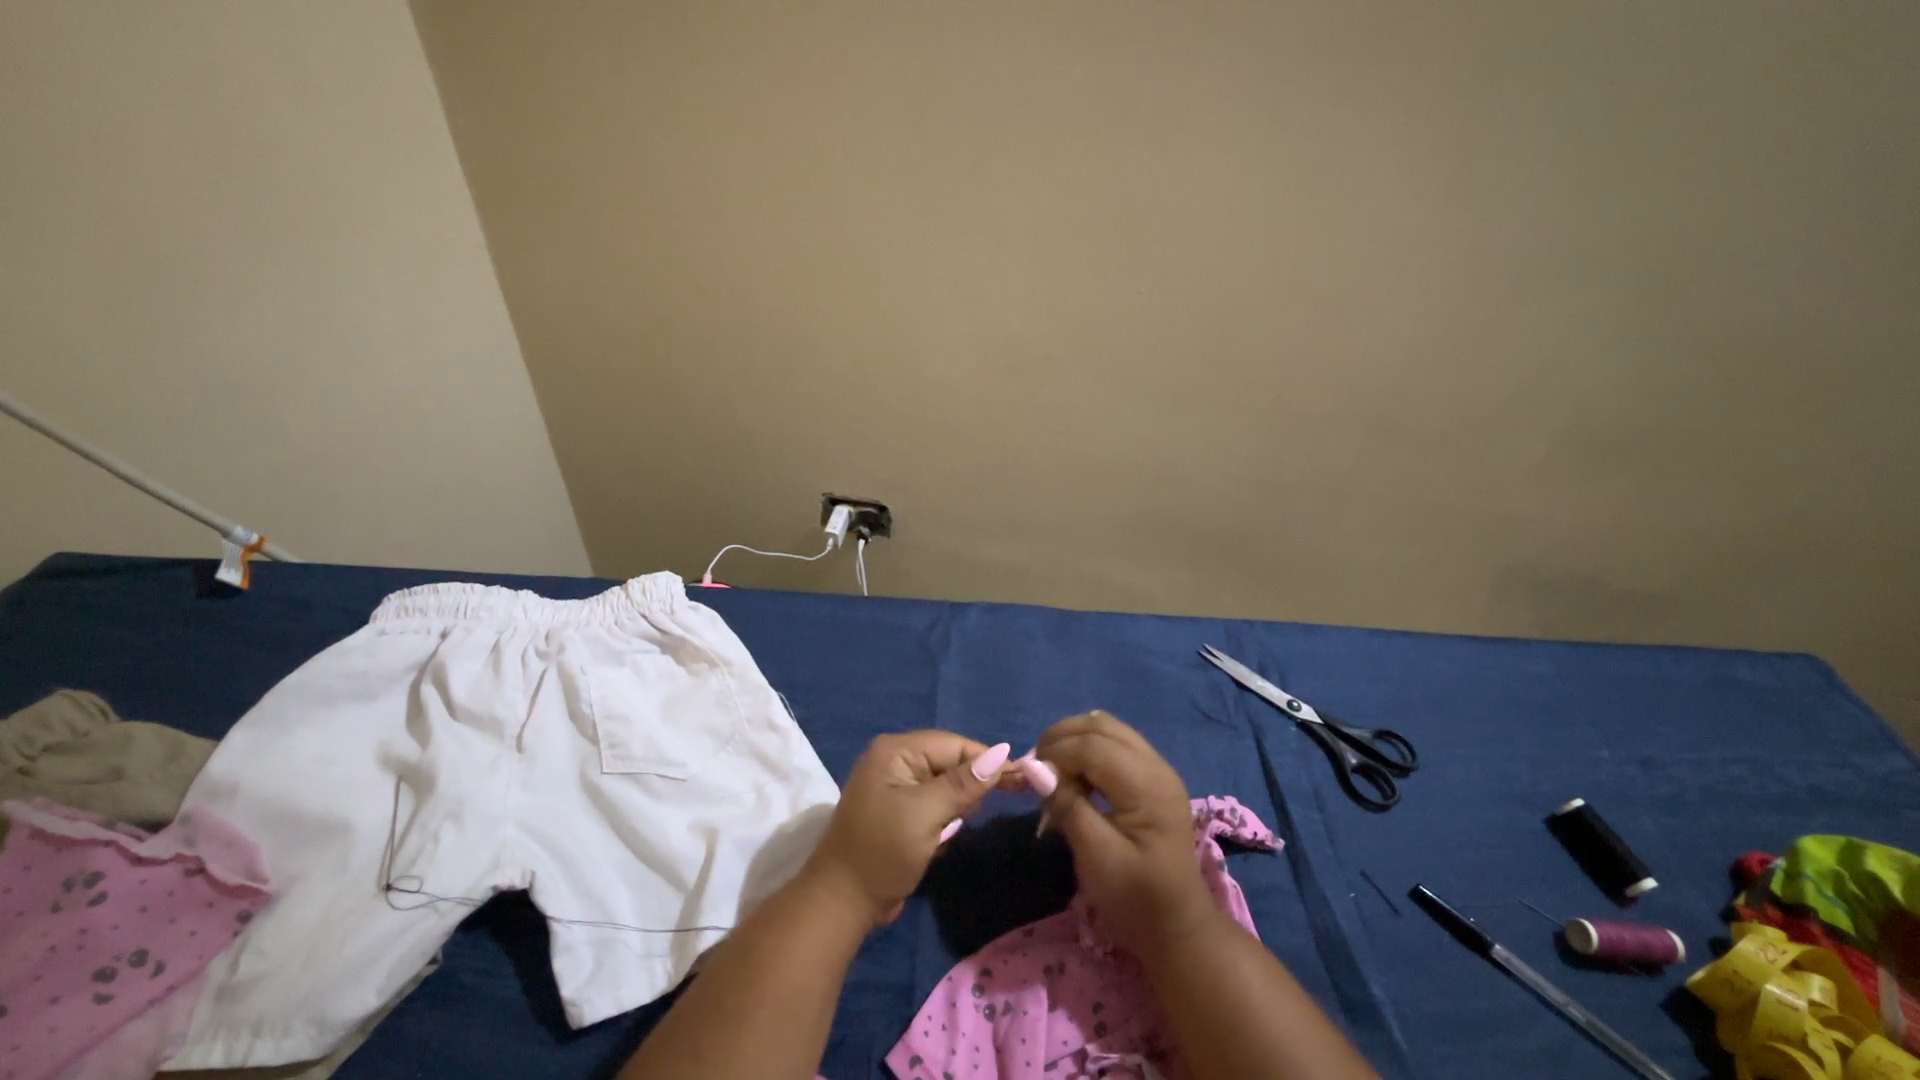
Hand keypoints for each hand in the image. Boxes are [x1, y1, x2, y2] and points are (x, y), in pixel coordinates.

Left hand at [801, 731, 1011, 928]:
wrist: (843, 902)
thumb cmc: (882, 851)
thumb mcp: (926, 814)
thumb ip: (964, 783)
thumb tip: (1004, 752)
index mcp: (895, 751)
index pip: (954, 744)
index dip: (988, 760)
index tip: (1024, 779)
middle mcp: (894, 761)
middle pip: (951, 761)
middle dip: (971, 786)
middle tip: (981, 812)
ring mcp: (895, 787)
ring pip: (946, 785)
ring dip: (957, 806)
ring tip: (950, 829)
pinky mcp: (899, 812)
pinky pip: (935, 804)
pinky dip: (945, 819)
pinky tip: (941, 838)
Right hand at [1036, 711, 1214, 958]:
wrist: (1177, 929)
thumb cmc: (1135, 899)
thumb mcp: (1096, 857)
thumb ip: (1067, 806)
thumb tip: (1033, 768)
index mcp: (1147, 786)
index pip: (1092, 745)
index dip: (1055, 752)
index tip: (1028, 777)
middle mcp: (1157, 767)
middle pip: (1101, 725)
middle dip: (1062, 737)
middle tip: (1036, 768)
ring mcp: (1158, 771)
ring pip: (1109, 730)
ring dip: (1075, 741)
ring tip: (1052, 772)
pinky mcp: (1153, 781)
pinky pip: (1116, 746)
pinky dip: (1089, 751)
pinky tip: (1075, 779)